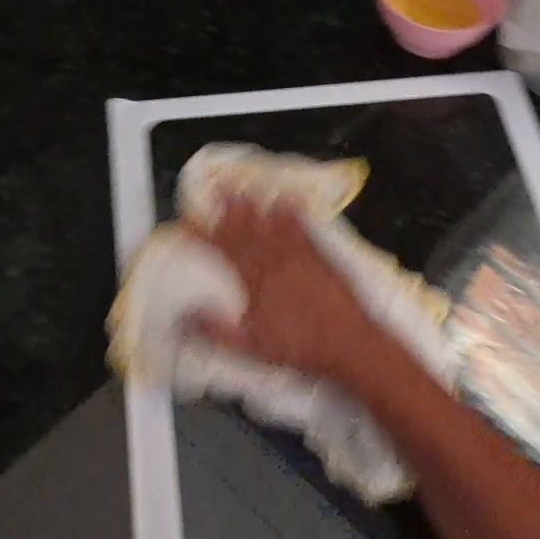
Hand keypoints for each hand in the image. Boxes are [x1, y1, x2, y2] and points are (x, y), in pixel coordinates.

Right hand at [190, 197, 395, 384]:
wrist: (349, 344)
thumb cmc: (301, 348)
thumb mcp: (251, 347)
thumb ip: (216, 330)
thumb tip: (190, 314)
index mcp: (257, 282)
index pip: (224, 252)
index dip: (205, 236)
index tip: (190, 224)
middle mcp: (278, 263)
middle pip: (249, 232)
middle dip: (230, 211)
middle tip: (217, 190)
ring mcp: (302, 258)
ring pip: (274, 226)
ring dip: (258, 207)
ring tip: (245, 190)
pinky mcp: (323, 259)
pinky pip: (305, 230)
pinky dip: (295, 214)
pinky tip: (289, 202)